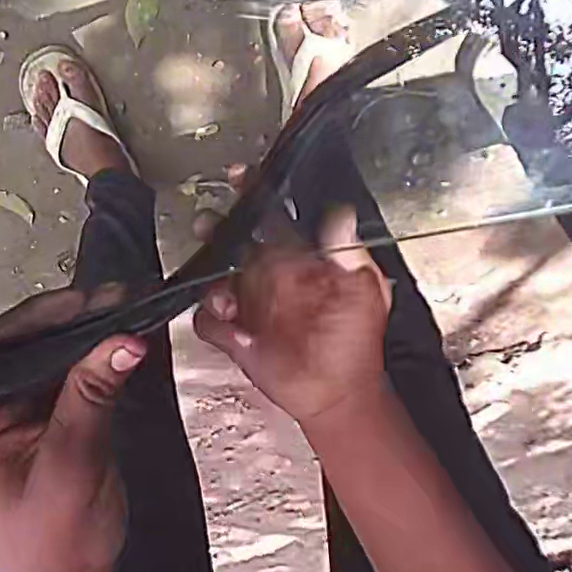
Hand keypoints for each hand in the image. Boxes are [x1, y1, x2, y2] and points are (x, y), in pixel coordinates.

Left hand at [0, 286, 144, 571]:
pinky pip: (68, 382)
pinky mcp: (46, 424)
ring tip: (119, 317)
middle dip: (68, 327)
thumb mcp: (73, 466)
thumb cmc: (54, 556)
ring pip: (49, 363)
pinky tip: (116, 348)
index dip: (37, 323)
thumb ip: (93, 397)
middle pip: (23, 353)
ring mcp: (16, 420)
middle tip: (109, 302)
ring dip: (86, 342)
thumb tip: (122, 342)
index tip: (79, 303)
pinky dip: (94, 365)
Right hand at [193, 206, 393, 432]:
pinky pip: (207, 320)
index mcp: (298, 260)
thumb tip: (342, 215)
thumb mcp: (364, 292)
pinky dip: (210, 320)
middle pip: (232, 242)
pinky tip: (230, 325)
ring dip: (213, 283)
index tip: (241, 177)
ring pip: (215, 279)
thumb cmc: (355, 343)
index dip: (254, 194)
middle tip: (209, 225)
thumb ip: (350, 253)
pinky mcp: (235, 336)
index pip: (271, 217)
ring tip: (228, 298)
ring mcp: (250, 306)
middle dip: (215, 229)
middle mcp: (269, 277)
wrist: (340, 395)